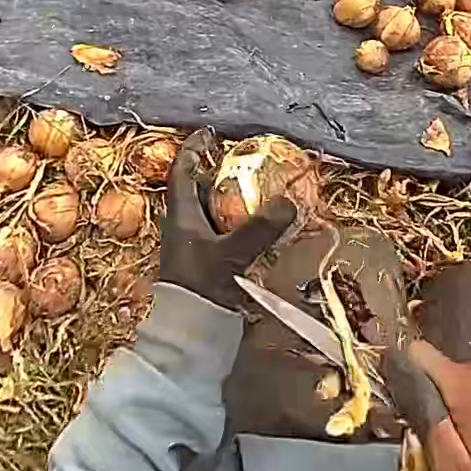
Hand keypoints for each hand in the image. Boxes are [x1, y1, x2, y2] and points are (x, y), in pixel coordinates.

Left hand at [157, 129, 295, 309]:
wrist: (191, 336)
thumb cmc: (201, 288)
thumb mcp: (231, 254)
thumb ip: (260, 228)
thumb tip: (289, 201)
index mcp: (181, 215)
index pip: (182, 172)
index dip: (192, 150)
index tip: (209, 133)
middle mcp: (186, 225)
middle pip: (201, 188)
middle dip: (221, 171)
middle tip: (247, 160)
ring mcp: (197, 244)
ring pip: (214, 210)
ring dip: (233, 197)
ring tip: (260, 186)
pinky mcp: (209, 261)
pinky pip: (225, 230)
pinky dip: (241, 221)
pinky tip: (262, 224)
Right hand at [387, 340, 470, 470]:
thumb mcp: (448, 470)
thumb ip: (424, 417)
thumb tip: (403, 377)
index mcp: (467, 382)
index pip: (417, 352)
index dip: (403, 375)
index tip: (403, 407)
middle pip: (438, 371)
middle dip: (430, 401)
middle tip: (436, 446)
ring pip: (457, 384)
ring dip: (451, 410)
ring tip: (461, 453)